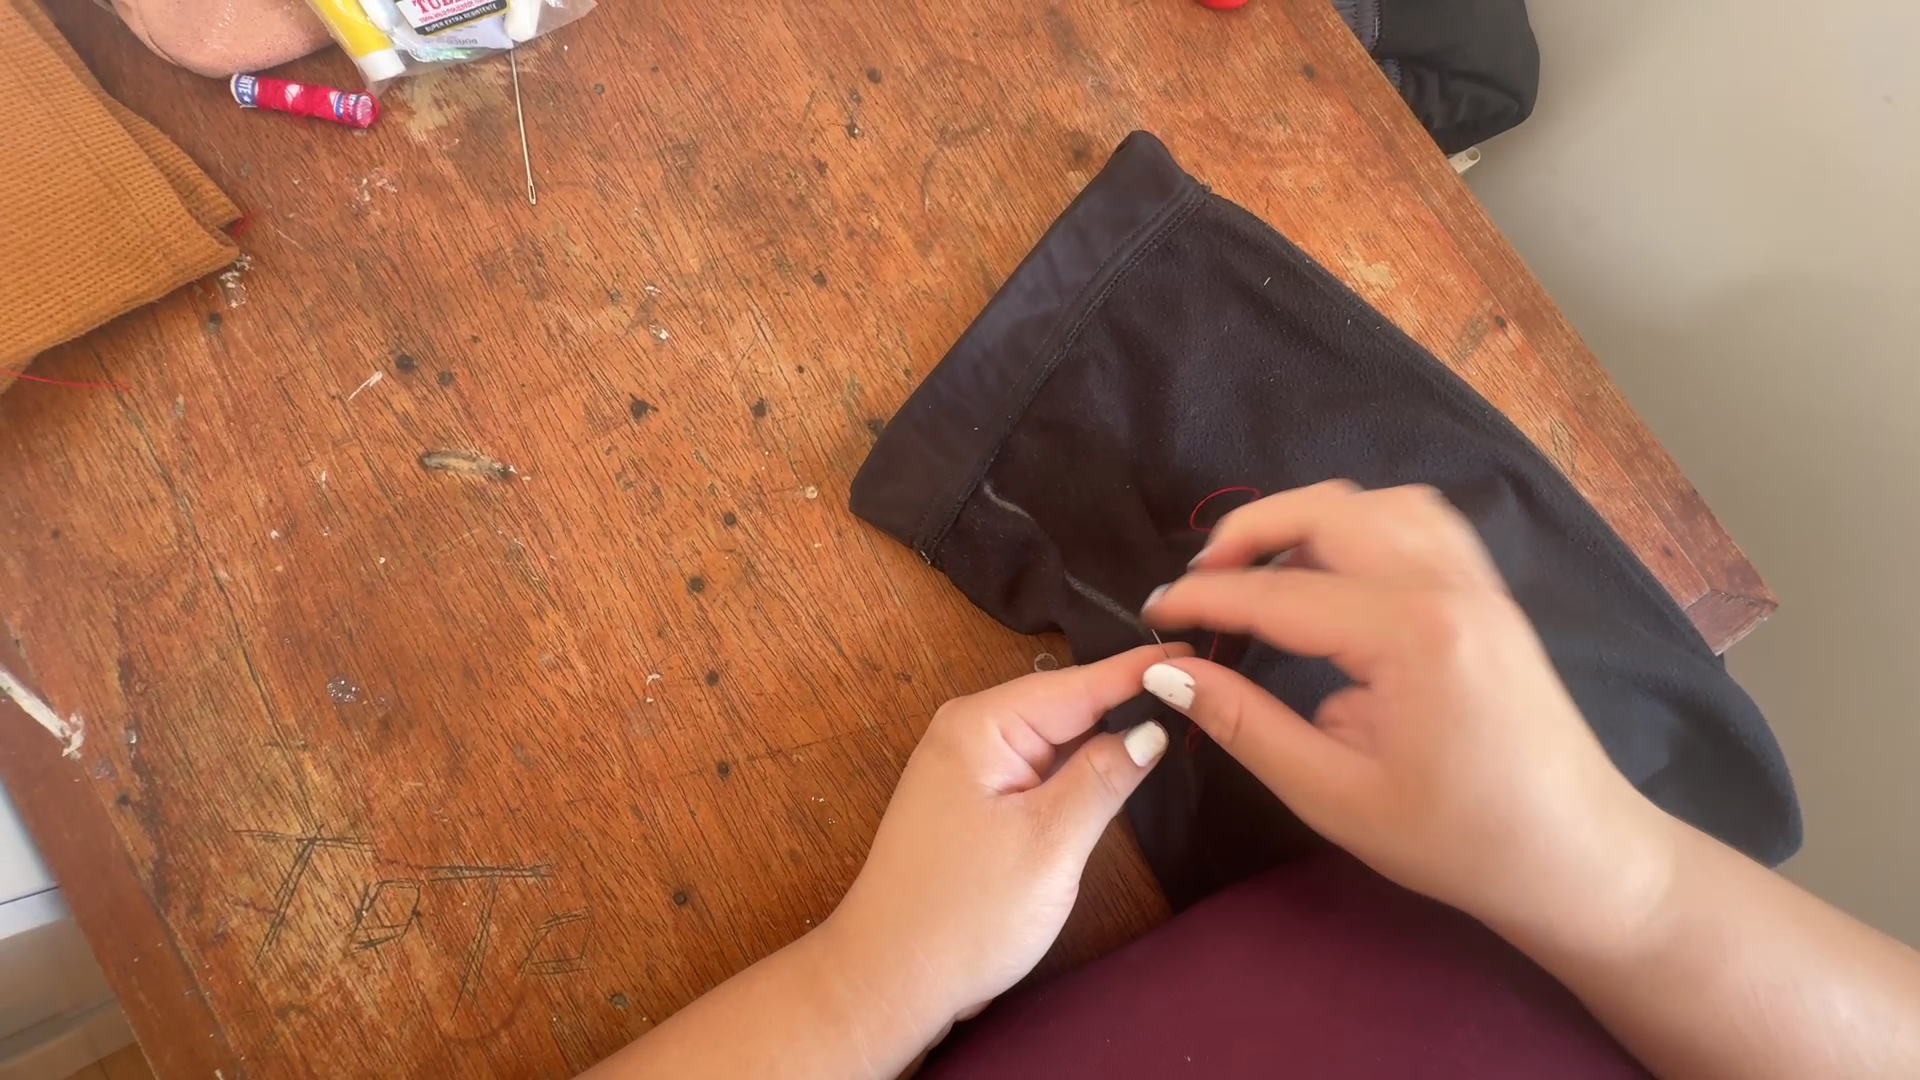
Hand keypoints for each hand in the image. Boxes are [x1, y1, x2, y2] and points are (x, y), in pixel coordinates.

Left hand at [821, 645, 1181, 1027]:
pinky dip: (1077, 765)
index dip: (1137, 670)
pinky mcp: (977, 795)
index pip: (1076, 684)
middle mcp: (972, 729)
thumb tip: (1151, 729)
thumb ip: (1102, 778)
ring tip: (1172, 712)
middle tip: (1196, 684)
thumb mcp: (1048, 844)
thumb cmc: (964, 914)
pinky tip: (1116, 761)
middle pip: (1064, 704)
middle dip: (1125, 698)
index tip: (1192, 652)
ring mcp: (971, 763)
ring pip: (1053, 737)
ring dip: (1103, 734)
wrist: (888, 980)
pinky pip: (1038, 765)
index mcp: (981, 724)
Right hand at [1140, 481, 1677, 946]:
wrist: (1581, 860)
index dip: (1201, 599)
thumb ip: (1240, 720)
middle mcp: (1446, 586)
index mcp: (1410, 638)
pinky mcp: (1481, 588)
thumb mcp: (1328, 792)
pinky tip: (1326, 565)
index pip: (1276, 594)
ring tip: (1256, 566)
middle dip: (1245, 533)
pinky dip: (1352, 523)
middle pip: (1326, 510)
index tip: (1153, 613)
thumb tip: (1166, 671)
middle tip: (1200, 580)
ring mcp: (1473, 579)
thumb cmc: (1455, 839)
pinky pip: (1410, 519)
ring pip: (1370, 501)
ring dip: (1299, 519)